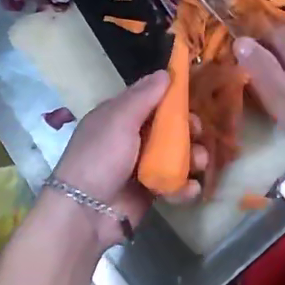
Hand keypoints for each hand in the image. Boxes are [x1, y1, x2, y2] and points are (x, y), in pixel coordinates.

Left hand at [47, 71, 206, 247]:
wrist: (85, 212)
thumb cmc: (100, 157)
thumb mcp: (119, 119)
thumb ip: (144, 96)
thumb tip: (166, 72)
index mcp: (119, 116)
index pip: (151, 99)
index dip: (172, 98)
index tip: (192, 98)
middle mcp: (132, 137)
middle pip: (169, 127)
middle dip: (188, 128)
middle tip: (197, 132)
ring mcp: (142, 166)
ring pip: (177, 155)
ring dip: (193, 157)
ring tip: (199, 163)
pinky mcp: (151, 191)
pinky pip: (175, 184)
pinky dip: (185, 186)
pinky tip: (190, 188)